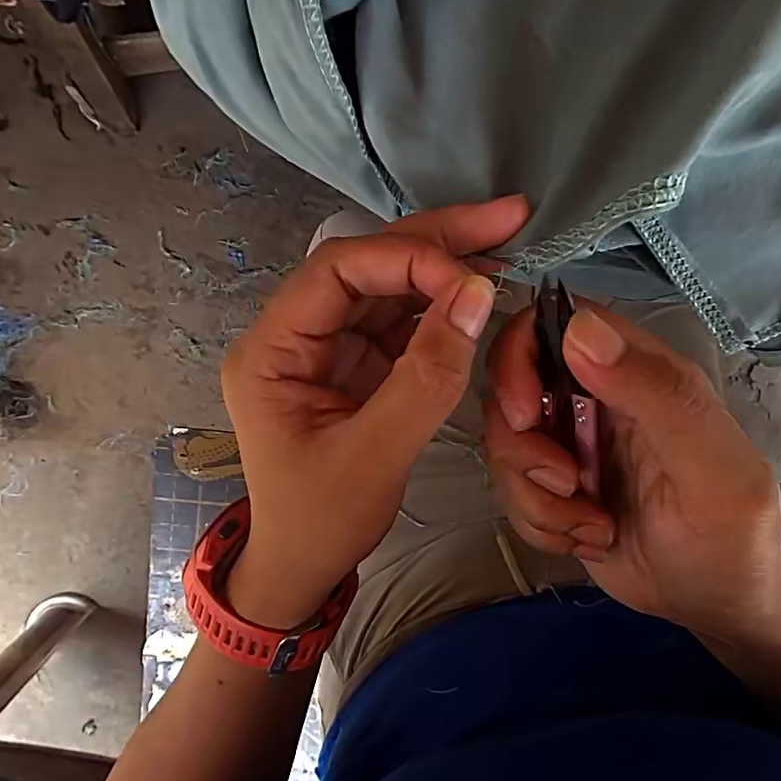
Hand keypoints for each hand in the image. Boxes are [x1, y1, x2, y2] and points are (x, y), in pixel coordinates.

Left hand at [220, 197, 529, 628]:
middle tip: (507, 216)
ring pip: (386, 285)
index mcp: (272, 350)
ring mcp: (326, 346)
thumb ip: (426, 375)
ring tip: (507, 239)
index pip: (337, 271)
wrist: (304, 565)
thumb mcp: (377, 455)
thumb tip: (477, 295)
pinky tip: (482, 287)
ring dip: (444, 264)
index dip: (406, 260)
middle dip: (435, 240)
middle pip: (364, 265)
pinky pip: (399, 319)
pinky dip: (441, 303)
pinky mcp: (356, 363)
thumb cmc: (323, 520)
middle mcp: (294, 334)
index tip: (473, 277)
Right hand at [484, 300, 780, 636]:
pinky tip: (586, 537)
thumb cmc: (730, 536)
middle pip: (508, 387)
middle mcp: (591, 396)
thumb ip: (656, 392)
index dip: (518, 357)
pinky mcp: (547, 484)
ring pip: (503, 445)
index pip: (551, 323)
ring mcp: (565, 441)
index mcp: (634, 371)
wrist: (715, 606)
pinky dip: (538, 523)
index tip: (525, 415)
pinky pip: (506, 490)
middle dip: (522, 447)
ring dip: (537, 499)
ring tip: (594, 526)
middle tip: (565, 485)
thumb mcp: (711, 469)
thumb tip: (580, 328)